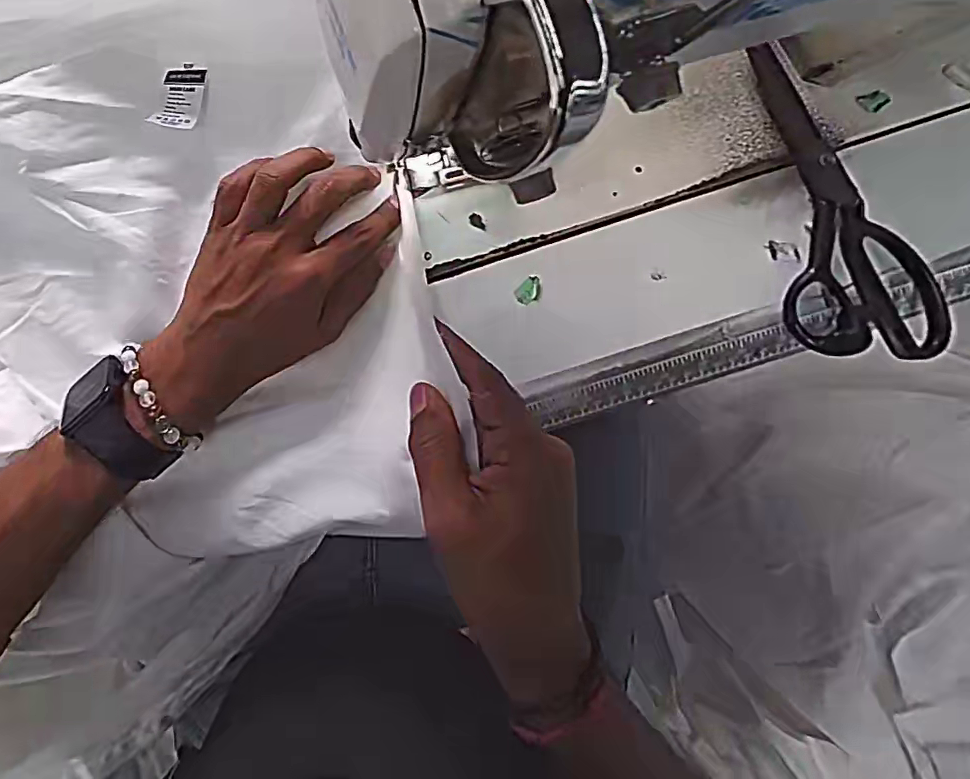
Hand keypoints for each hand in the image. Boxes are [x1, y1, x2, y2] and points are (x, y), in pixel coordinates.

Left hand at [137, 147, 400, 432]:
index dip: (383, 217)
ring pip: (275, 179)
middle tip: (366, 177)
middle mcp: (276, 250)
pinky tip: (273, 167)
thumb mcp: (322, 331)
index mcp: (306, 278)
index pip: (358, 235)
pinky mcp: (220, 230)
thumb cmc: (260, 347)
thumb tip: (379, 258)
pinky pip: (233, 186)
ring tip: (322, 158)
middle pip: (323, 195)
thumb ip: (356, 291)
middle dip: (355, 178)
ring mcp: (245, 236)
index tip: (390, 208)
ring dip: (304, 160)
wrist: (208, 353)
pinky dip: (255, 169)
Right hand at [409, 324, 589, 709]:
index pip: (490, 385)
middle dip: (457, 383)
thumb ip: (434, 447)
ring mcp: (552, 468)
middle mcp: (548, 450)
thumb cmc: (492, 582)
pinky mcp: (548, 484)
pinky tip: (453, 447)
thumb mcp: (447, 513)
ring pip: (501, 423)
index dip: (460, 354)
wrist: (538, 640)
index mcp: (527, 452)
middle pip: (496, 400)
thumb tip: (425, 394)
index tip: (434, 328)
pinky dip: (479, 436)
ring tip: (427, 410)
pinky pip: (508, 443)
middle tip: (417, 367)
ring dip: (467, 413)